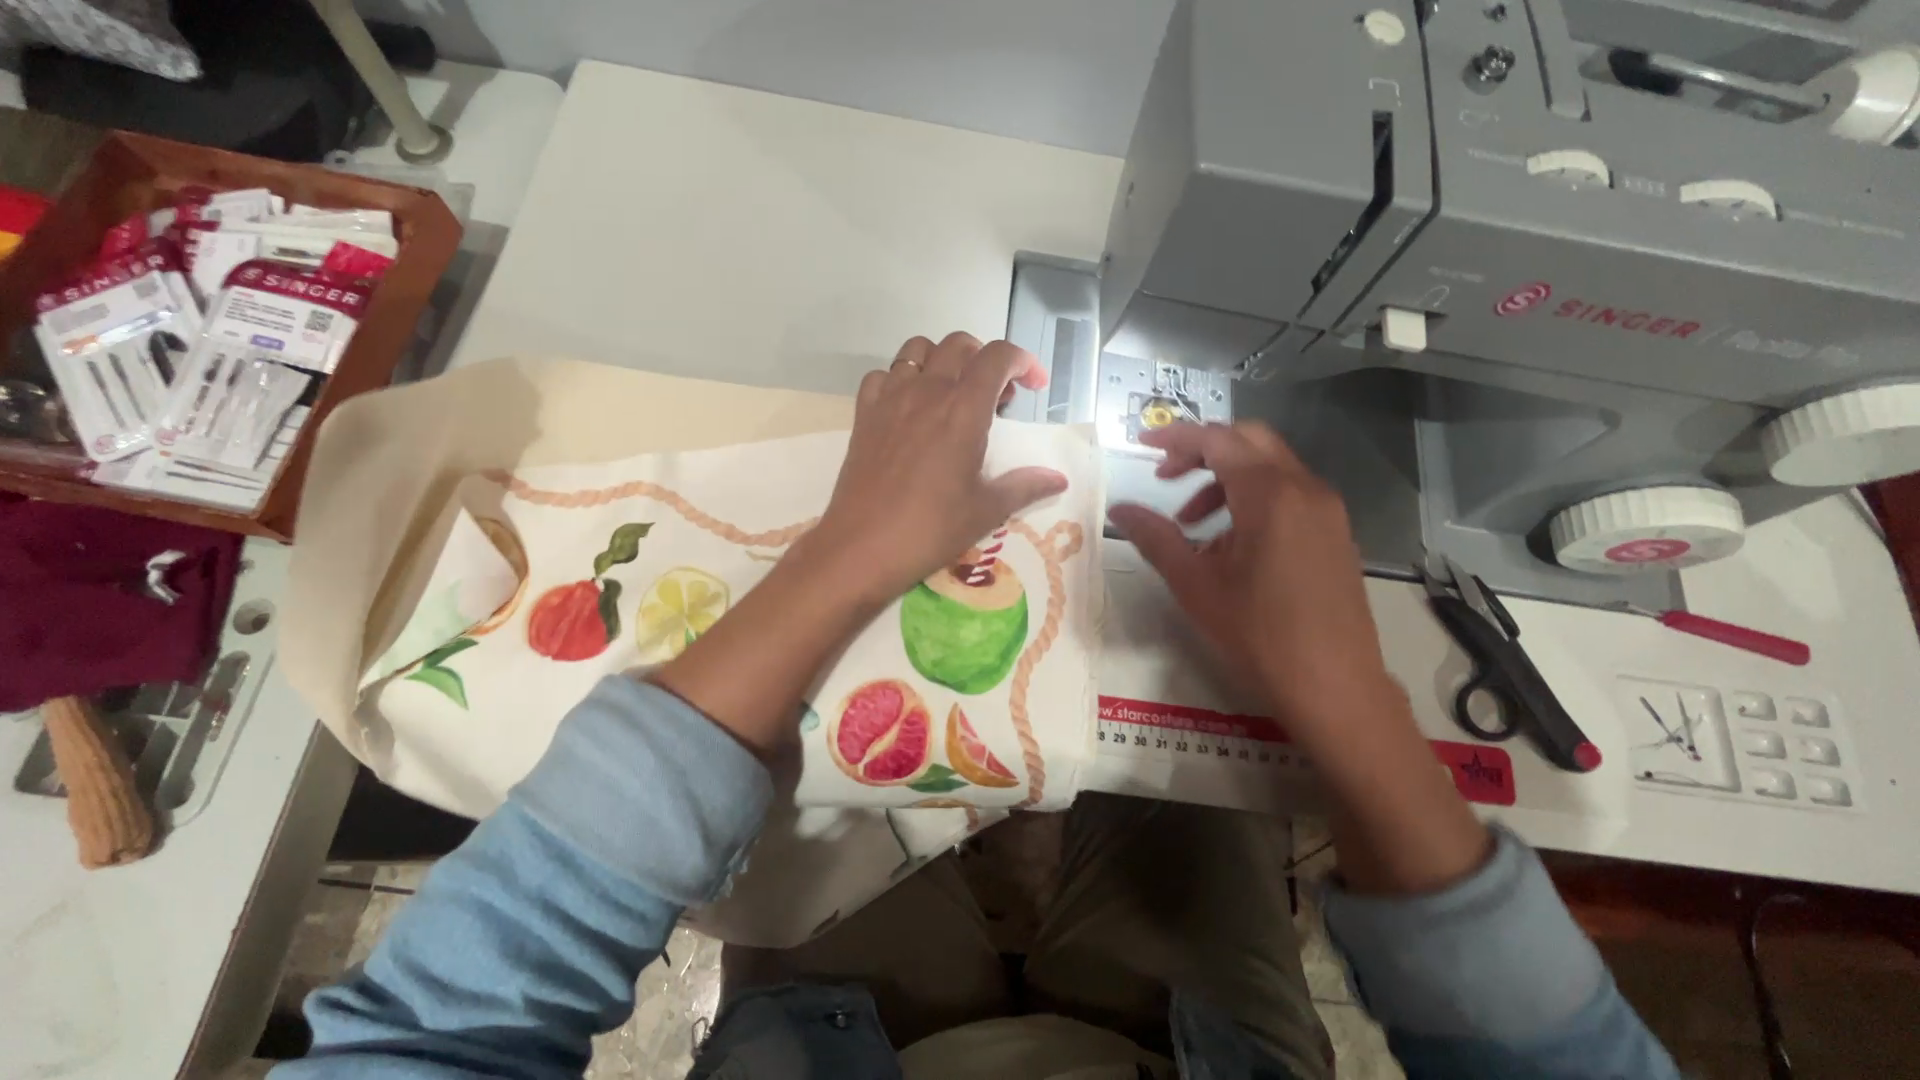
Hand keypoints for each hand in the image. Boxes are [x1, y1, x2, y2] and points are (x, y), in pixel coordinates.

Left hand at [796, 332, 1068, 610]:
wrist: (862, 546)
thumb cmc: (930, 529)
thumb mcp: (985, 510)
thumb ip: (1024, 486)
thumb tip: (1057, 478)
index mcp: (963, 409)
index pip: (998, 357)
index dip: (1023, 361)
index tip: (1034, 385)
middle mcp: (926, 391)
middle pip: (959, 345)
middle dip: (985, 359)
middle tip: (996, 397)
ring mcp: (890, 399)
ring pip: (917, 350)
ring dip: (943, 361)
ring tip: (953, 394)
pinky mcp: (864, 415)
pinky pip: (883, 375)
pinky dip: (902, 379)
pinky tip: (910, 408)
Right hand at [1106, 422, 1393, 730]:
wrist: (1335, 685)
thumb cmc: (1259, 635)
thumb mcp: (1195, 586)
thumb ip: (1156, 538)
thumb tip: (1120, 509)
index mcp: (1270, 495)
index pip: (1218, 441)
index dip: (1176, 437)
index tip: (1142, 445)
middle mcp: (1305, 489)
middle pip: (1249, 441)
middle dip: (1203, 451)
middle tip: (1166, 479)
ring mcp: (1327, 510)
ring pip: (1272, 467)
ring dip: (1227, 478)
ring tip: (1193, 524)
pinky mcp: (1336, 533)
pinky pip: (1290, 494)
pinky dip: (1254, 498)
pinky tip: (1231, 544)